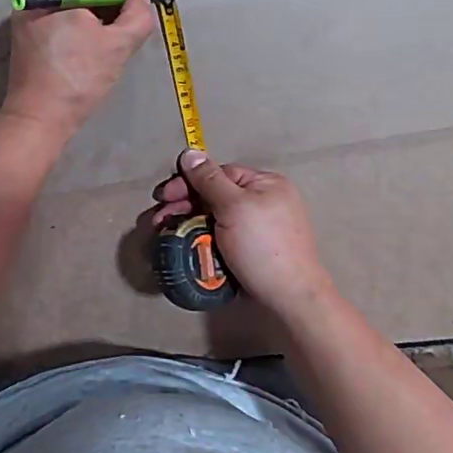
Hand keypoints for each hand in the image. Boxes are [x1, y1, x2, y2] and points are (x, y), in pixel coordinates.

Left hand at [2, 0, 157, 137]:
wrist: (38, 119)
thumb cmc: (78, 79)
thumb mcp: (118, 45)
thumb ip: (137, 16)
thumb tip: (139, 0)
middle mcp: (35, 2)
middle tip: (134, 16)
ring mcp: (27, 22)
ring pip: (70, 4)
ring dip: (98, 13)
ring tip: (118, 33)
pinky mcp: (26, 41)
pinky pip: (59, 21)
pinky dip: (81, 25)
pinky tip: (96, 46)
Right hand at [152, 150, 332, 315]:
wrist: (291, 299)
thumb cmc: (262, 247)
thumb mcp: (233, 207)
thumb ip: (208, 179)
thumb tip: (190, 152)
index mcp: (265, 184)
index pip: (217, 173)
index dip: (188, 183)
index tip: (164, 197)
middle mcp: (264, 200)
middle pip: (214, 194)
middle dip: (184, 204)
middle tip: (160, 217)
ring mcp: (259, 226)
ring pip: (215, 216)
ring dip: (189, 221)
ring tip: (168, 231)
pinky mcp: (253, 248)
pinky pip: (222, 234)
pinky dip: (203, 236)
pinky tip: (189, 242)